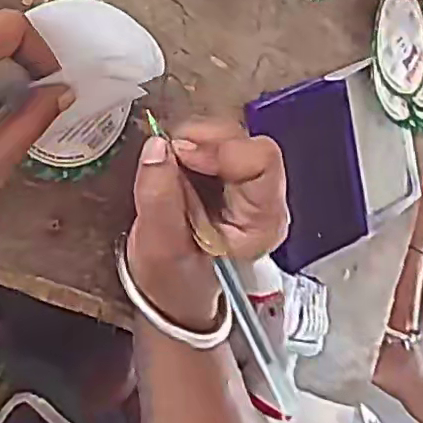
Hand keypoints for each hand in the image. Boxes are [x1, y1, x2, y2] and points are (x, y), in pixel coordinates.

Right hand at [127, 119, 287, 329]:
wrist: (173, 288)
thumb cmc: (174, 278)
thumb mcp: (159, 248)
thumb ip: (158, 198)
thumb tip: (158, 147)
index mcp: (262, 221)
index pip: (261, 161)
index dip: (220, 151)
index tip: (182, 155)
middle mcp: (265, 195)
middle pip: (243, 141)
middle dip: (200, 141)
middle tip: (169, 158)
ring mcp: (248, 179)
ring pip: (227, 133)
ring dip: (192, 140)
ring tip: (169, 166)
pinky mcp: (229, 169)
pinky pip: (212, 138)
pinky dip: (187, 142)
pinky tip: (174, 165)